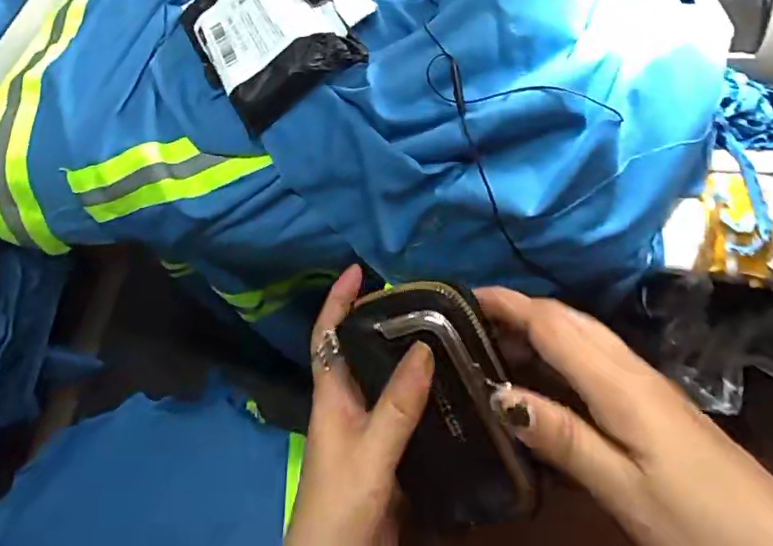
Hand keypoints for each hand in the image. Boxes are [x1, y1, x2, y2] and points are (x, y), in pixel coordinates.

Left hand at [284, 266, 434, 545]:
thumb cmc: (340, 504)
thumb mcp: (371, 452)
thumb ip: (397, 404)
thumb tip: (425, 345)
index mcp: (331, 395)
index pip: (328, 335)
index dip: (338, 300)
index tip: (357, 268)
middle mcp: (345, 404)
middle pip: (358, 349)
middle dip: (378, 318)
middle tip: (416, 297)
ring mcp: (364, 429)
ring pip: (382, 377)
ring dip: (402, 352)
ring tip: (438, 329)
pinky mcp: (383, 452)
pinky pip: (401, 407)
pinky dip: (419, 389)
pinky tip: (445, 385)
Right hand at [477, 289, 772, 545]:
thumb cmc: (696, 518)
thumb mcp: (622, 488)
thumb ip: (562, 436)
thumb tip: (499, 391)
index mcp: (617, 380)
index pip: (552, 323)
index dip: (507, 303)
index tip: (463, 295)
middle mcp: (628, 365)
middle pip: (566, 319)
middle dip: (517, 310)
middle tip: (468, 322)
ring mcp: (642, 379)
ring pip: (581, 333)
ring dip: (538, 327)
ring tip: (495, 344)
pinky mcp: (650, 397)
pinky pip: (594, 355)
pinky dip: (560, 350)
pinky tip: (545, 376)